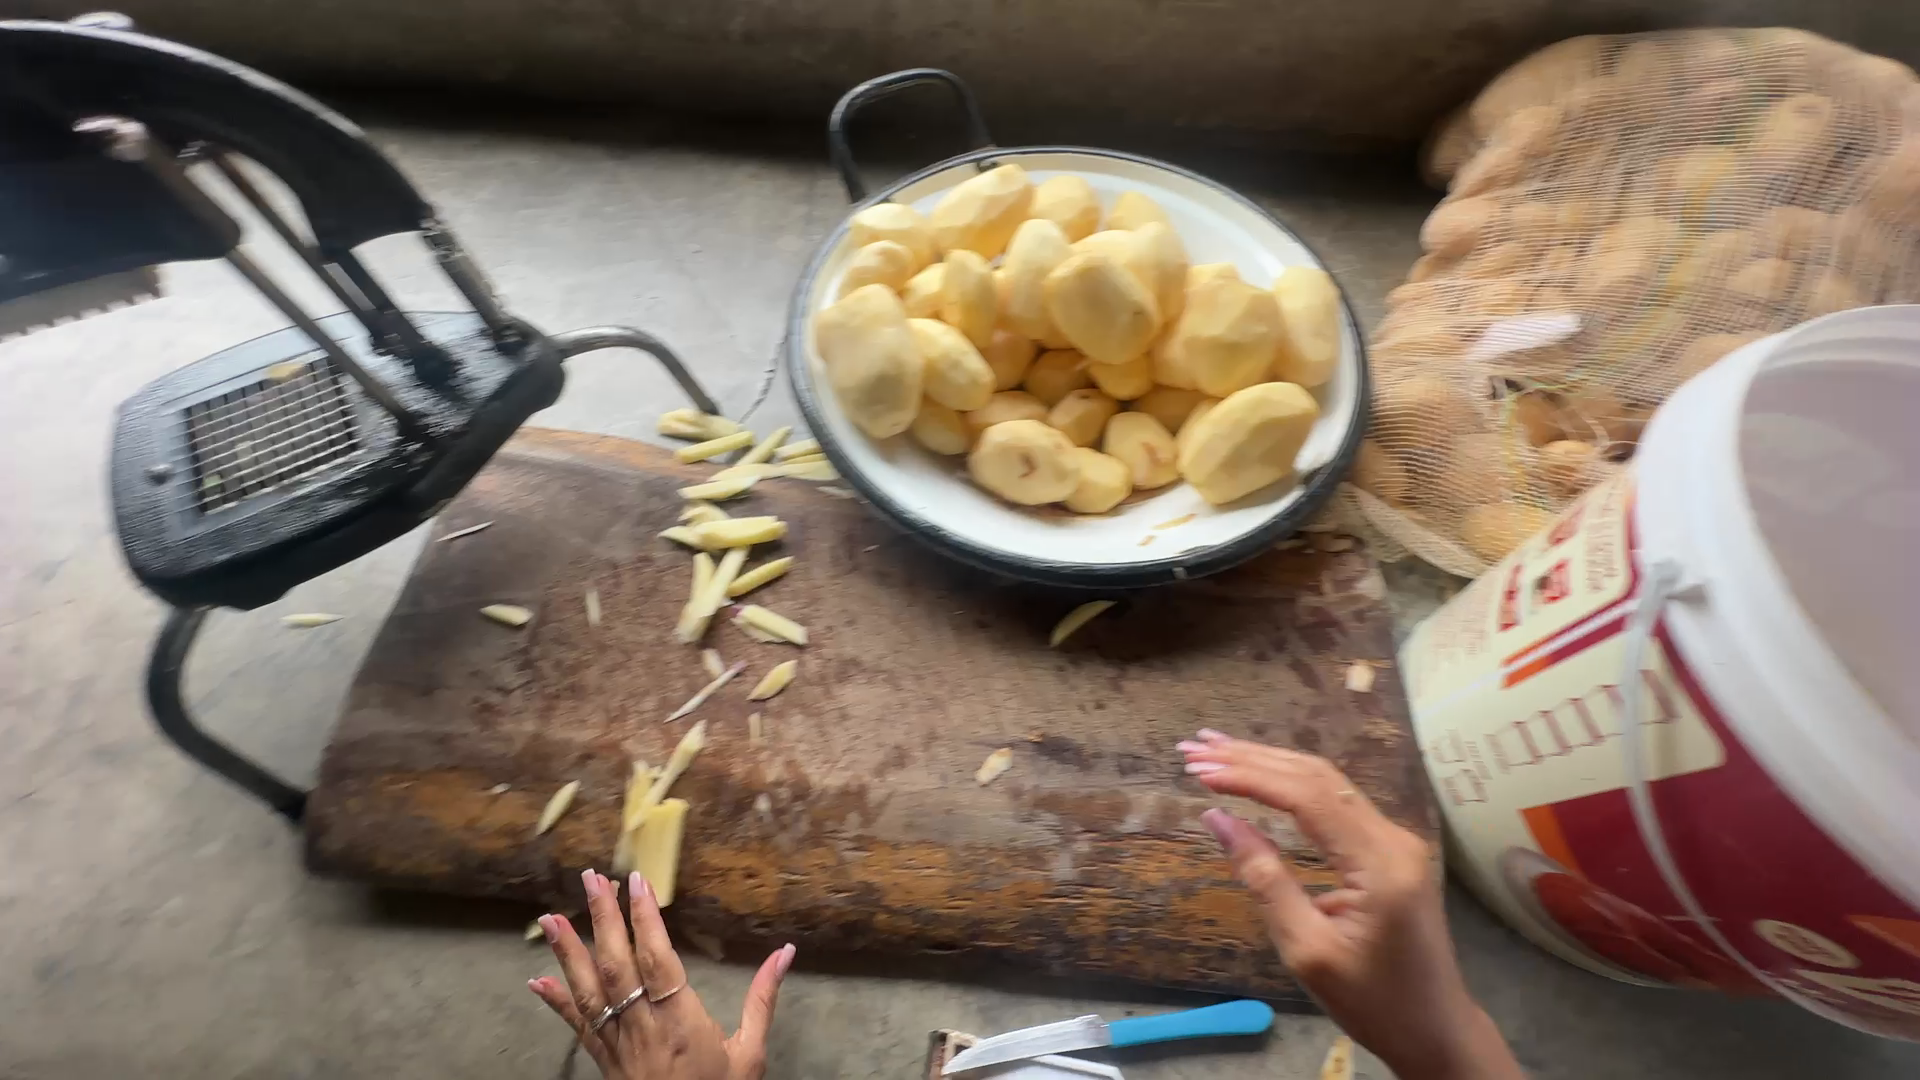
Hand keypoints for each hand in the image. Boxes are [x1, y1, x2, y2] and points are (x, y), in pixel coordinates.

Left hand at [529, 869, 794, 1079]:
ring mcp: (616, 1046)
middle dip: (603, 920)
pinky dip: (556, 1002)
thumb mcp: (750, 1054)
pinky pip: (577, 1027)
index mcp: (680, 1023)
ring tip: (552, 917)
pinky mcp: (603, 1062)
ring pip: (589, 992)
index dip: (645, 920)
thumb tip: (786, 951)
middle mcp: (641, 1030)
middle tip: (591, 878)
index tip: (637, 882)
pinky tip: (536, 979)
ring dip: (569, 952)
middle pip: (617, 967)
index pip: (657, 961)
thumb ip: (763, 999)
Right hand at [1179, 731, 1522, 1079]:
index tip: (1198, 770)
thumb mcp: (1305, 948)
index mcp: (1379, 865)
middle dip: (1248, 758)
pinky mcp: (1386, 843)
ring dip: (1264, 761)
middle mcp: (1392, 838)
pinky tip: (1254, 770)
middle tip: (1193, 748)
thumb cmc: (1371, 1002)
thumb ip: (1262, 877)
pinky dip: (1284, 778)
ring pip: (1321, 779)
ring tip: (1212, 749)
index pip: (1306, 797)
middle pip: (1314, 776)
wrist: (1437, 1033)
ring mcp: (1394, 837)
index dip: (1249, 777)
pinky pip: (1330, 796)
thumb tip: (1216, 817)